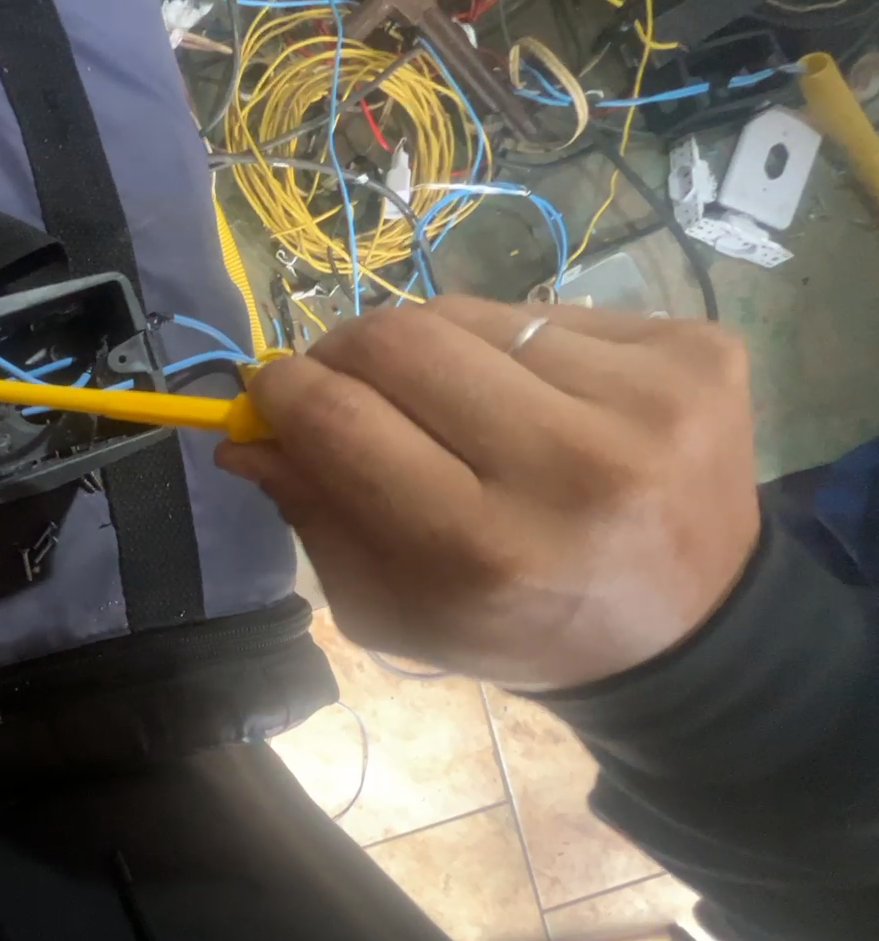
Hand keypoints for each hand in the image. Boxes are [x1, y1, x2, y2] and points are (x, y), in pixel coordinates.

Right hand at [216, 296, 759, 686]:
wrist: (685, 630)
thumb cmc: (501, 625)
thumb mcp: (378, 602)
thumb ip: (307, 512)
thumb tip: (242, 439)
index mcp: (478, 545)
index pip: (339, 418)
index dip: (279, 390)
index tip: (262, 391)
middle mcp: (572, 463)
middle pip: (395, 341)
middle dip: (333, 352)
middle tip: (329, 381)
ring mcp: (649, 394)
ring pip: (457, 313)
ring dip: (411, 348)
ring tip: (426, 396)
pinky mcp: (698, 348)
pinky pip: (534, 310)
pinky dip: (489, 344)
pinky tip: (508, 393)